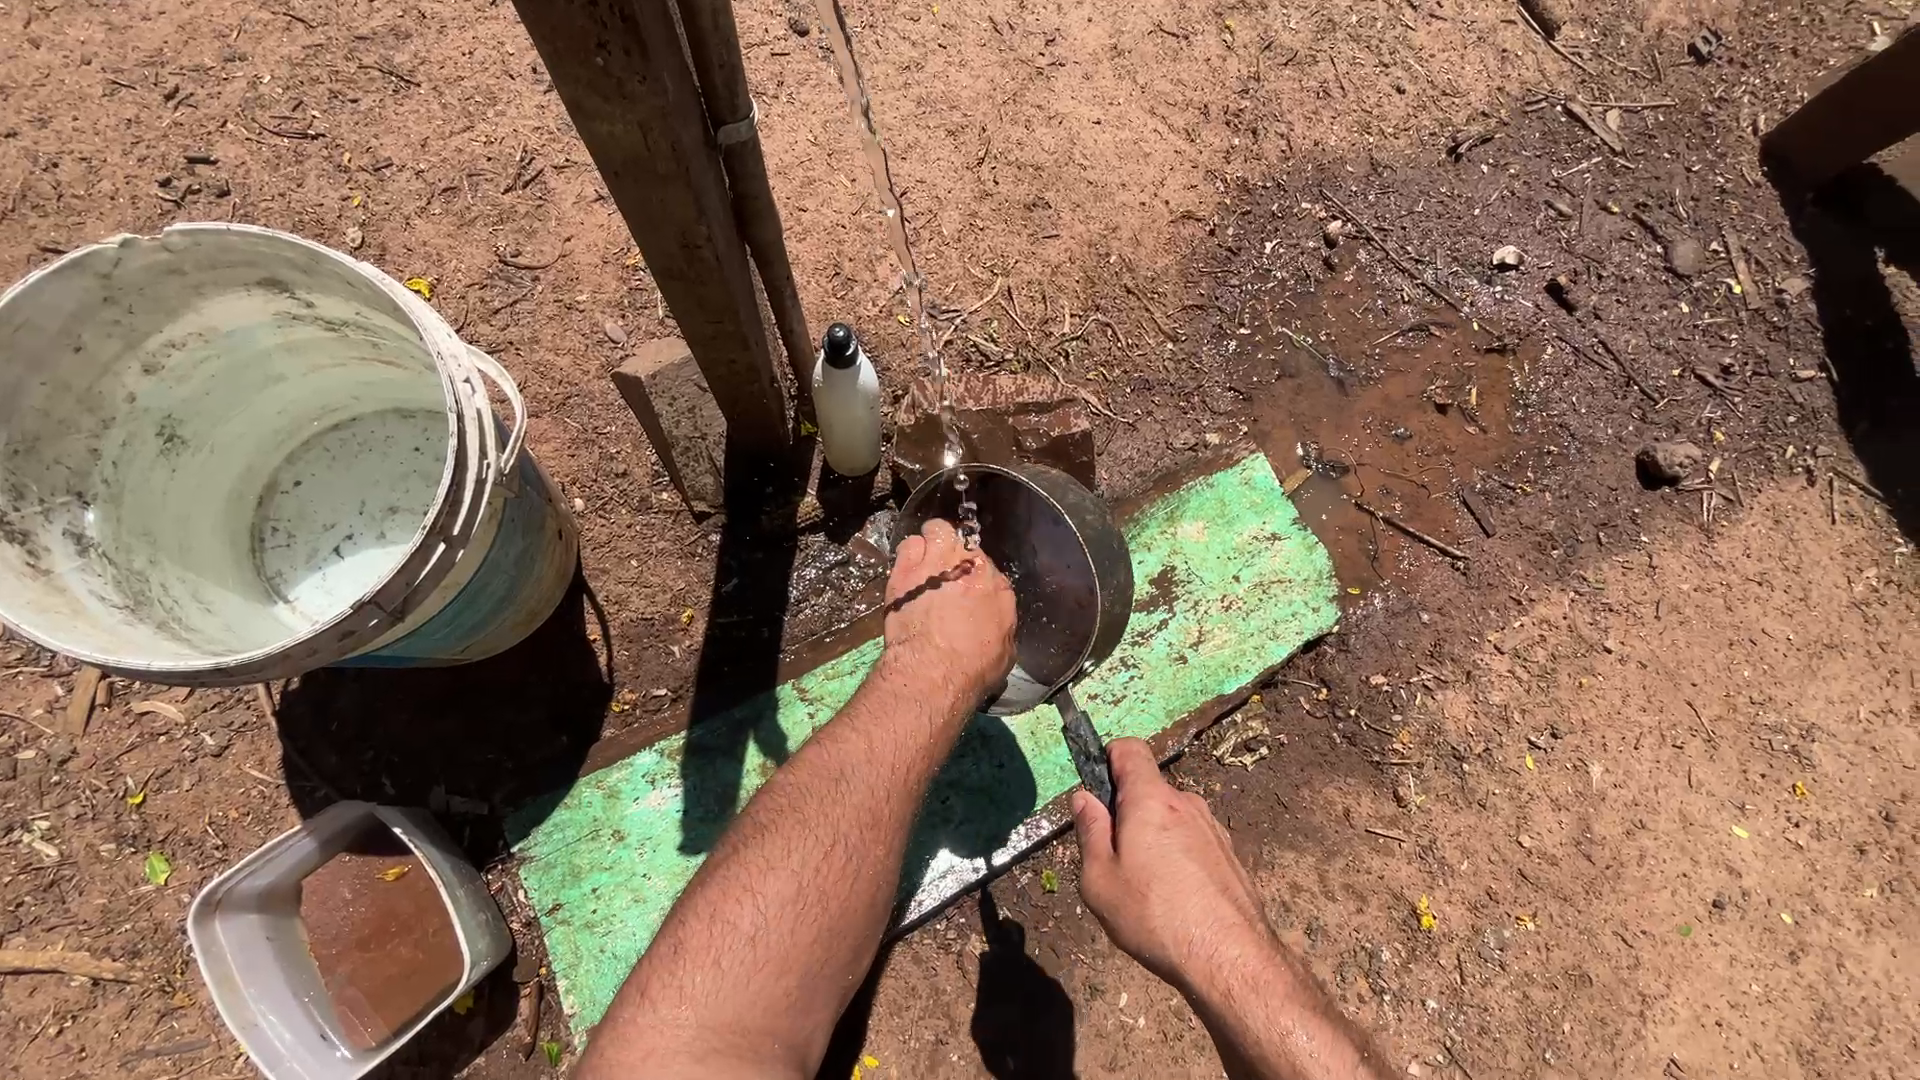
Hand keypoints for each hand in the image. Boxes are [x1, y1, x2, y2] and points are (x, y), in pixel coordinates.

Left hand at [883, 519, 1016, 703]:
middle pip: (962, 538)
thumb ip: (1001, 619)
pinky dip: (909, 552)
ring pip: (936, 529)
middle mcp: (968, 565)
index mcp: (995, 584)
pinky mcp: (905, 570)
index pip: (985, 563)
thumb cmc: (973, 668)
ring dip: (931, 541)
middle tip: (943, 563)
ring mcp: (935, 563)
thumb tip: (993, 613)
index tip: (964, 583)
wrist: (934, 670)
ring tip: (924, 557)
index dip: (973, 570)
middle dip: (953, 547)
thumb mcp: (1005, 647)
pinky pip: (908, 544)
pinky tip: (907, 567)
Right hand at [1072, 738, 1277, 995]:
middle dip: (1128, 813)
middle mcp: (1185, 803)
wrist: (1231, 961)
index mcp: (1150, 799)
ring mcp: (1213, 829)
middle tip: (1115, 859)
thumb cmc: (1153, 916)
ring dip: (1155, 838)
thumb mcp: (1099, 879)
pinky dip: (1180, 857)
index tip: (1097, 790)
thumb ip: (1089, 831)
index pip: (1130, 749)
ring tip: (1147, 887)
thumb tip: (1084, 797)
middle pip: (1149, 790)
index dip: (1108, 758)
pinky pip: (1193, 842)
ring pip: (1172, 818)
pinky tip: (1178, 899)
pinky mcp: (1231, 856)